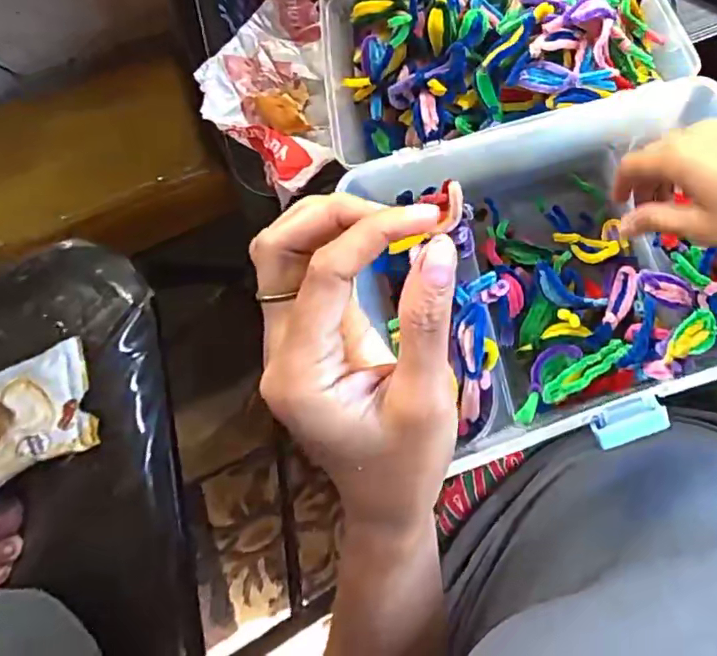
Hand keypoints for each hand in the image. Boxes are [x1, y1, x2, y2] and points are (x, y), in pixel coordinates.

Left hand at [252, 195, 459, 535]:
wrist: (385, 504)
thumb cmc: (407, 465)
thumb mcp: (424, 397)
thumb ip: (427, 319)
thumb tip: (438, 246)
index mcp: (298, 371)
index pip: (322, 274)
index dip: (373, 234)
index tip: (428, 218)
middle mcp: (279, 348)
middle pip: (278, 249)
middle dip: (336, 215)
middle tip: (400, 213)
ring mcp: (288, 339)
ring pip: (285, 251)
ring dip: (333, 221)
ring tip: (392, 216)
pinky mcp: (309, 331)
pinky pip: (309, 268)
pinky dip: (342, 239)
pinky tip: (382, 233)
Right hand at [612, 120, 716, 272]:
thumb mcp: (700, 228)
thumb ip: (654, 220)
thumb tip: (621, 225)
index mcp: (678, 152)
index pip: (633, 163)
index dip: (620, 187)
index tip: (619, 210)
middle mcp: (695, 132)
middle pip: (655, 153)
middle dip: (645, 183)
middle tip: (646, 215)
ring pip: (679, 148)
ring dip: (668, 175)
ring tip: (675, 208)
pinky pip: (703, 147)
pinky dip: (691, 167)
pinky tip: (705, 193)